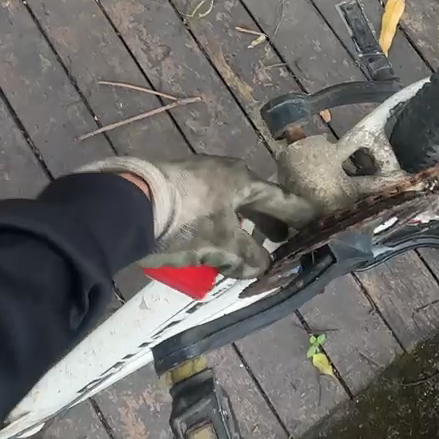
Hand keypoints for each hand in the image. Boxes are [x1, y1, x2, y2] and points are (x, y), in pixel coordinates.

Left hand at [76, 156, 319, 278]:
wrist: (126, 203)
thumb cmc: (186, 222)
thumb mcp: (221, 245)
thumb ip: (247, 257)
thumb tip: (264, 267)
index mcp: (243, 179)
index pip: (279, 198)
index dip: (296, 213)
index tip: (313, 221)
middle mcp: (224, 170)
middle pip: (253, 197)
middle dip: (266, 219)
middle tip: (278, 237)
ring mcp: (197, 172)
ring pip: (228, 199)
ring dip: (239, 220)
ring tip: (240, 240)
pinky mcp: (172, 180)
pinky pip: (206, 201)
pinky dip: (216, 218)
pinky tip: (207, 233)